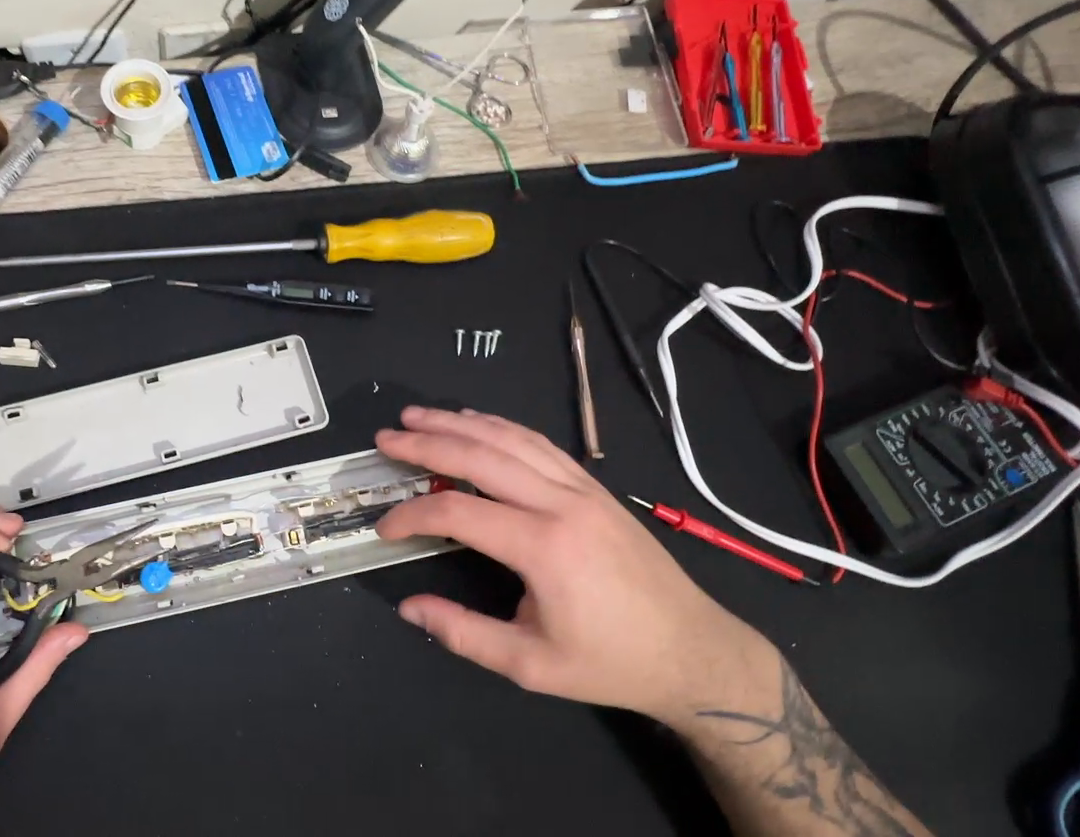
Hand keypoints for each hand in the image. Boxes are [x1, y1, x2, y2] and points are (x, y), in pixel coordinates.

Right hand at [374, 407, 778, 726]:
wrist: (694, 651)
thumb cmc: (610, 663)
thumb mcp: (531, 665)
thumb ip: (464, 633)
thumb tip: (408, 608)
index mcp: (543, 547)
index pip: (456, 512)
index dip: (411, 515)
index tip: (385, 527)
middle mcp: (561, 503)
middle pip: (480, 455)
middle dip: (426, 442)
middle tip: (386, 436)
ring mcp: (581, 488)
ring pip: (510, 438)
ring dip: (458, 422)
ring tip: (417, 416)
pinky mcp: (594, 486)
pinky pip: (538, 443)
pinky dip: (499, 426)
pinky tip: (475, 422)